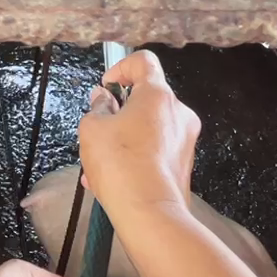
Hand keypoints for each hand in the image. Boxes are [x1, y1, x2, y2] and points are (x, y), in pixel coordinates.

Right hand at [78, 50, 201, 217]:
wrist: (150, 215)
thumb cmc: (119, 162)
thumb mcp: (92, 127)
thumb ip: (97, 107)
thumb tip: (104, 100)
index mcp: (158, 95)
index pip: (143, 61)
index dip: (121, 67)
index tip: (107, 88)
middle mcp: (178, 113)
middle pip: (146, 98)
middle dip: (119, 111)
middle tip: (98, 129)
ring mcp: (185, 141)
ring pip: (148, 128)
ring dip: (123, 138)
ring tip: (98, 163)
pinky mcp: (184, 167)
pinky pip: (155, 152)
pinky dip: (135, 157)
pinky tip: (111, 180)